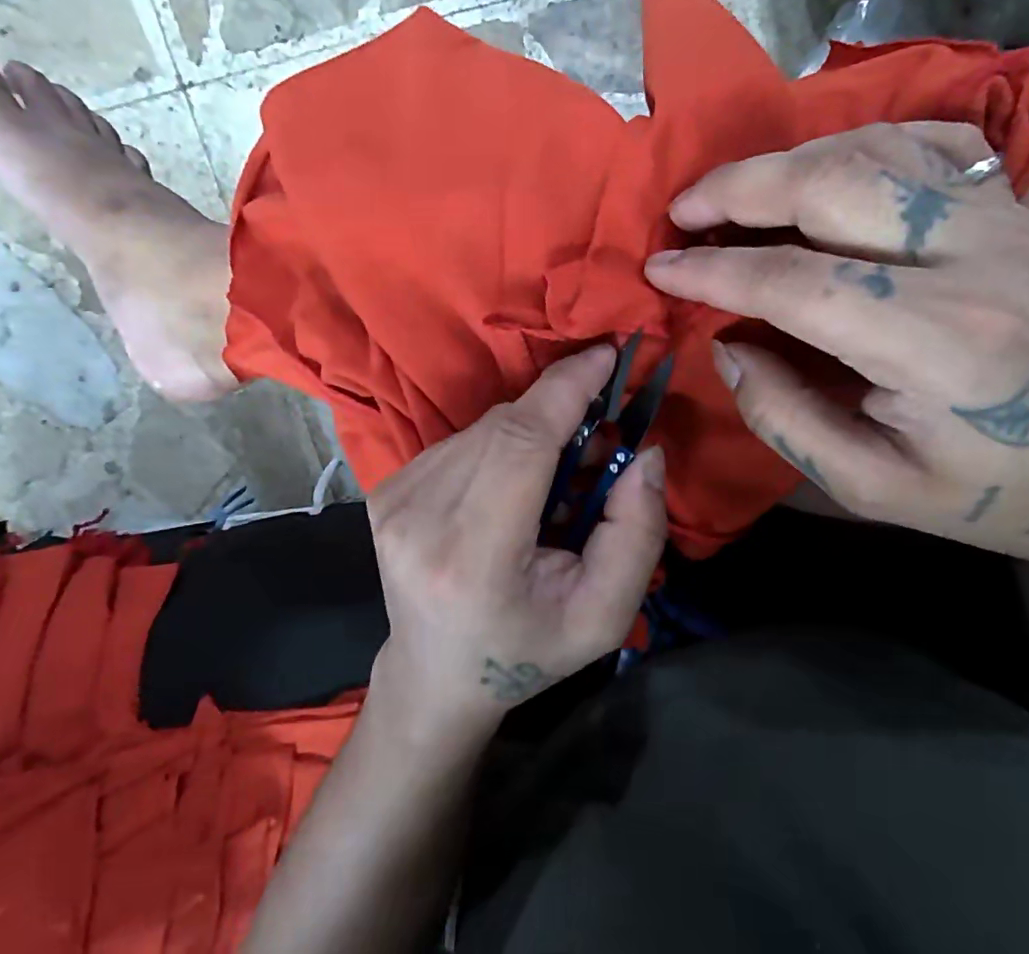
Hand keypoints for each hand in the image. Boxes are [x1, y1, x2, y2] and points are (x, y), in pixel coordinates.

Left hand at [366, 348, 666, 740]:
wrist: (435, 673)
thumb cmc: (524, 652)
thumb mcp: (603, 617)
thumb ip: (636, 534)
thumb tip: (644, 452)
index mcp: (471, 555)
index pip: (520, 442)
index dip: (566, 389)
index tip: (607, 356)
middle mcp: (418, 517)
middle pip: (502, 426)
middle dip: (558, 413)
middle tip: (597, 438)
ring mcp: (392, 500)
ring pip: (480, 429)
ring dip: (527, 435)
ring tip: (552, 481)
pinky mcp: (383, 490)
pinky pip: (458, 443)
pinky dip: (496, 449)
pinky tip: (508, 489)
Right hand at [644, 122, 1028, 574]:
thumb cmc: (990, 492)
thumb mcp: (868, 486)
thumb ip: (782, 416)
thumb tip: (724, 343)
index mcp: (944, 347)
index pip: (799, 282)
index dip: (714, 270)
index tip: (659, 268)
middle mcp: (982, 261)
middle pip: (837, 183)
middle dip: (740, 189)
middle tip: (680, 210)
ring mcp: (1006, 221)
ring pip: (874, 149)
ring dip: (785, 163)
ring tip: (729, 195)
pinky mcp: (1013, 209)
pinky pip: (921, 146)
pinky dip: (850, 148)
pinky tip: (811, 176)